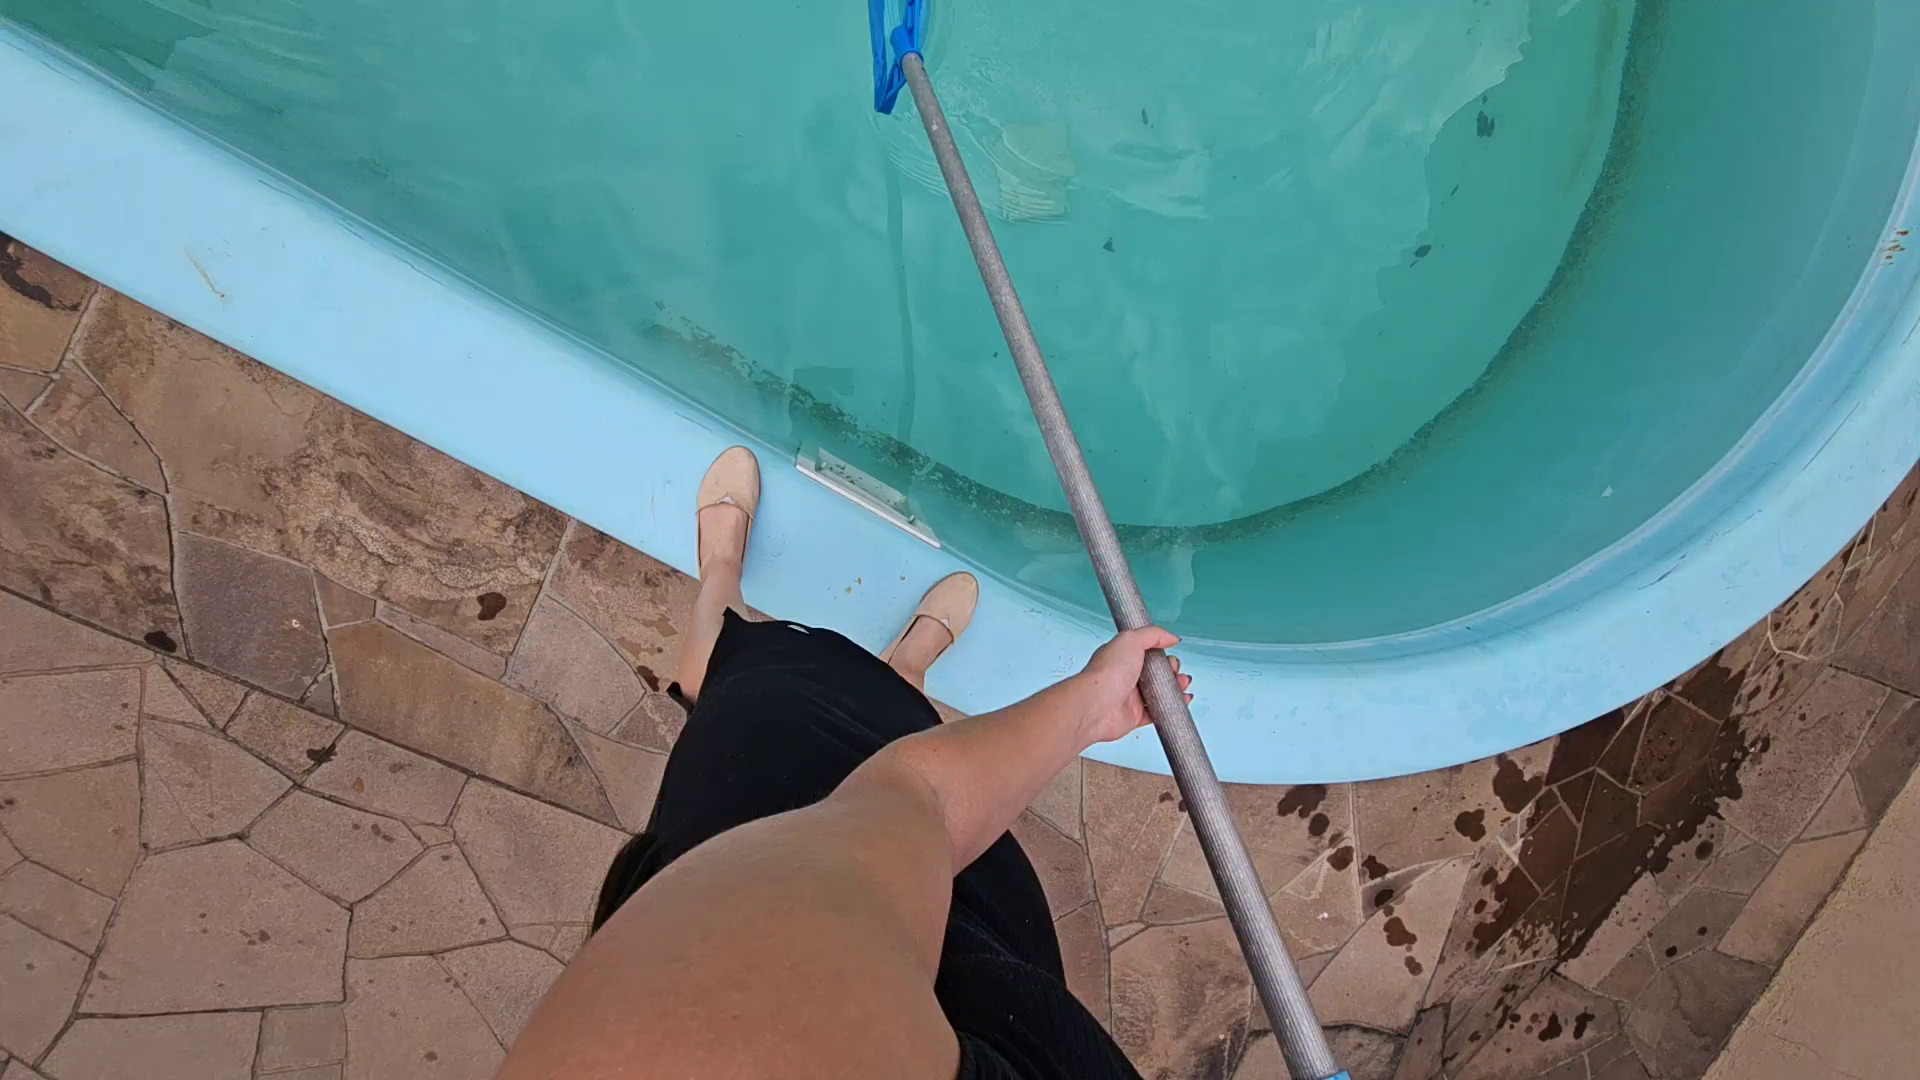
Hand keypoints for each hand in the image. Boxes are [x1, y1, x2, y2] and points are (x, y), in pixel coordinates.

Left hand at [1064, 627, 1189, 744]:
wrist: (1096, 706)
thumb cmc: (1106, 673)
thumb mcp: (1131, 640)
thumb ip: (1153, 634)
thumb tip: (1171, 637)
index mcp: (1121, 656)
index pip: (1146, 651)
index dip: (1162, 653)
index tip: (1170, 655)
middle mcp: (1125, 675)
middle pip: (1155, 672)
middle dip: (1172, 671)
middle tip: (1177, 672)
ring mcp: (1130, 696)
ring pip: (1159, 692)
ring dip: (1175, 688)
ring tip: (1183, 685)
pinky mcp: (1134, 715)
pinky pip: (1157, 713)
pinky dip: (1170, 708)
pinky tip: (1181, 702)